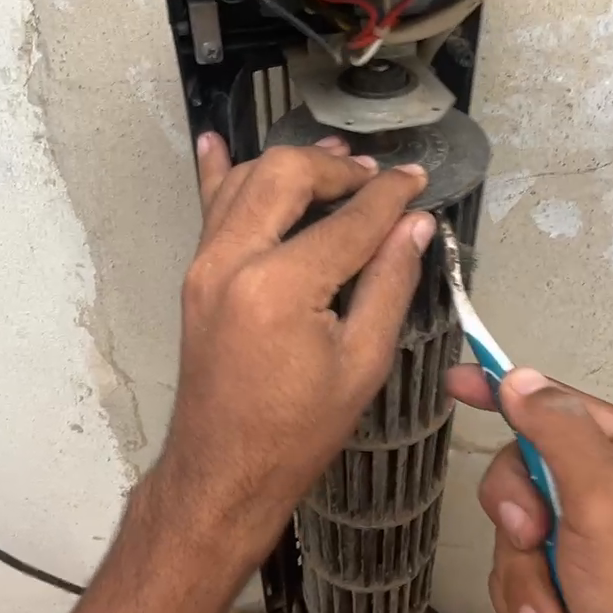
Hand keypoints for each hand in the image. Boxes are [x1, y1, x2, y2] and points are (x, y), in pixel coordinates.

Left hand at [160, 131, 432, 558]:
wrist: (224, 470)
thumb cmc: (299, 431)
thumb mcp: (363, 363)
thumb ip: (389, 283)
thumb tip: (414, 224)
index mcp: (281, 286)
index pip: (348, 220)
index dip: (390, 195)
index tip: (417, 179)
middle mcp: (233, 259)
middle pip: (286, 174)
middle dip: (338, 166)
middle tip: (377, 180)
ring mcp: (205, 263)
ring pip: (246, 180)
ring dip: (293, 165)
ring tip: (335, 162)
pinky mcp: (195, 275)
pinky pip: (208, 208)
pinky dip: (218, 172)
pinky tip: (215, 141)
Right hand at [447, 365, 612, 612]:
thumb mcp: (611, 505)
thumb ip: (561, 434)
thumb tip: (520, 377)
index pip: (562, 408)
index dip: (508, 393)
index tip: (455, 381)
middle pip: (525, 472)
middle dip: (520, 517)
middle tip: (533, 540)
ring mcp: (586, 550)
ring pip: (512, 535)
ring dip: (528, 585)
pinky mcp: (562, 596)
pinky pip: (514, 582)